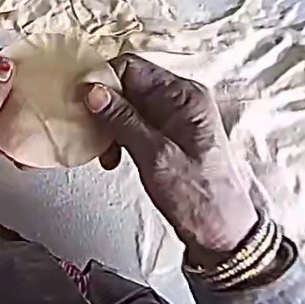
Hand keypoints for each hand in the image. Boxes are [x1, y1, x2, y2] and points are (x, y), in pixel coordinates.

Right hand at [82, 55, 258, 262]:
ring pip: (129, 106)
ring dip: (110, 124)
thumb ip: (123, 120)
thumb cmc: (197, 197)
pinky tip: (113, 155)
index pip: (133, 68)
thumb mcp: (155, 155)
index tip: (83, 103)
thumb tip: (93, 91)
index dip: (104, 81)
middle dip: (104, 105)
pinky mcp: (168, 137)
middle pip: (129, 85)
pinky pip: (135, 124)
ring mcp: (175, 119)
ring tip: (104, 151)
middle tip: (90, 130)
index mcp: (184, 96)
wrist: (221, 235)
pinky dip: (119, 136)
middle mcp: (180, 100)